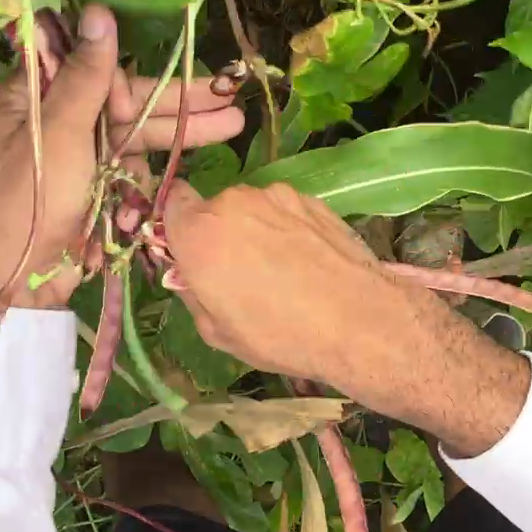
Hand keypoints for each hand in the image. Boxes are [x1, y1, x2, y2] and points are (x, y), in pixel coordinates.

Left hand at [0, 5, 244, 309]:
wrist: (17, 279)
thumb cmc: (28, 199)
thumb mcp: (60, 132)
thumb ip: (87, 76)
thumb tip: (98, 10)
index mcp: (36, 96)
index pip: (95, 69)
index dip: (129, 78)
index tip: (161, 90)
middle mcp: (59, 121)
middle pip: (126, 102)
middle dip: (176, 102)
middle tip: (227, 94)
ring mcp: (79, 157)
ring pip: (137, 136)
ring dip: (180, 133)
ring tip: (232, 125)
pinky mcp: (95, 188)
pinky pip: (132, 171)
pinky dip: (154, 175)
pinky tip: (190, 168)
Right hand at [162, 182, 529, 454]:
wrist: (359, 321)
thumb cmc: (279, 335)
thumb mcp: (217, 332)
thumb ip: (191, 291)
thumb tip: (187, 274)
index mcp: (199, 233)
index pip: (172, 203)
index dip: (179, 228)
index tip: (193, 254)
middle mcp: (233, 202)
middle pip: (214, 209)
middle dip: (221, 235)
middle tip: (241, 275)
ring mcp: (276, 196)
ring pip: (251, 210)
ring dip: (256, 231)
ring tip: (283, 272)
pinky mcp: (311, 199)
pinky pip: (284, 212)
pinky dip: (288, 230)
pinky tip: (308, 263)